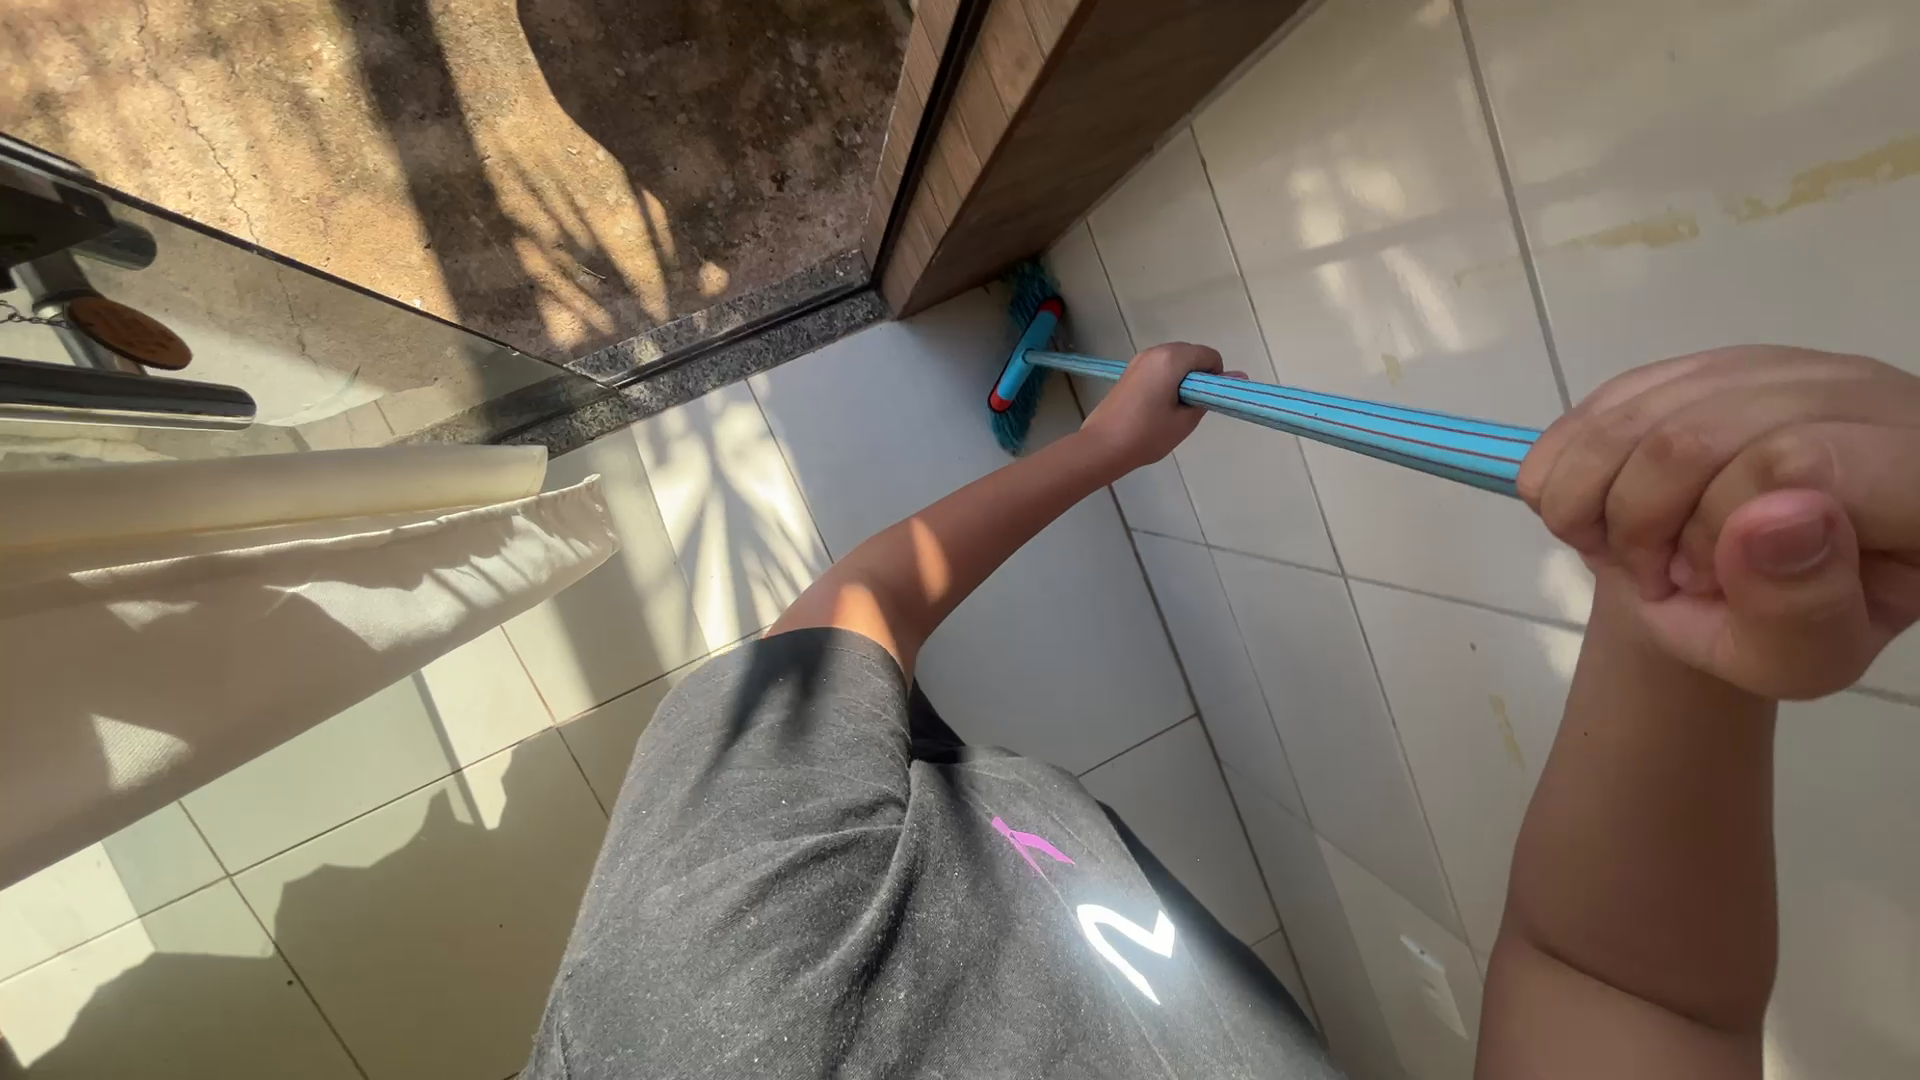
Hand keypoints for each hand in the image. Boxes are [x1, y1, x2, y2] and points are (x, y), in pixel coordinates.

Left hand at [1081, 343, 1225, 472]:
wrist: (1102, 446)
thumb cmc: (1147, 435)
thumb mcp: (1186, 419)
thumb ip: (1211, 394)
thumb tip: (1239, 377)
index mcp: (1171, 358)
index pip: (1209, 356)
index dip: (1214, 378)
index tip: (1204, 401)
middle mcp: (1154, 351)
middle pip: (1190, 355)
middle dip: (1196, 377)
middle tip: (1187, 408)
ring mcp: (1138, 360)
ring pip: (1173, 361)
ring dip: (1180, 379)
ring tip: (1169, 410)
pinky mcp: (1128, 372)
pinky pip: (1157, 369)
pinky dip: (1164, 381)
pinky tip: (1154, 407)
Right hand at [1518, 345, 1919, 698]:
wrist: (1709, 586)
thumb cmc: (1758, 625)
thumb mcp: (1789, 657)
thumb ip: (1799, 608)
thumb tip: (1775, 517)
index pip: (1797, 460)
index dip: (1719, 526)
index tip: (1707, 582)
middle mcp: (1872, 397)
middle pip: (1695, 436)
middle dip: (1637, 519)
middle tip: (1649, 569)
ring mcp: (1776, 368)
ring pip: (1629, 419)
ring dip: (1586, 499)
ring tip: (1610, 540)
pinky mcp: (1691, 367)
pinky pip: (1593, 409)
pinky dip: (1558, 473)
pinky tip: (1587, 506)